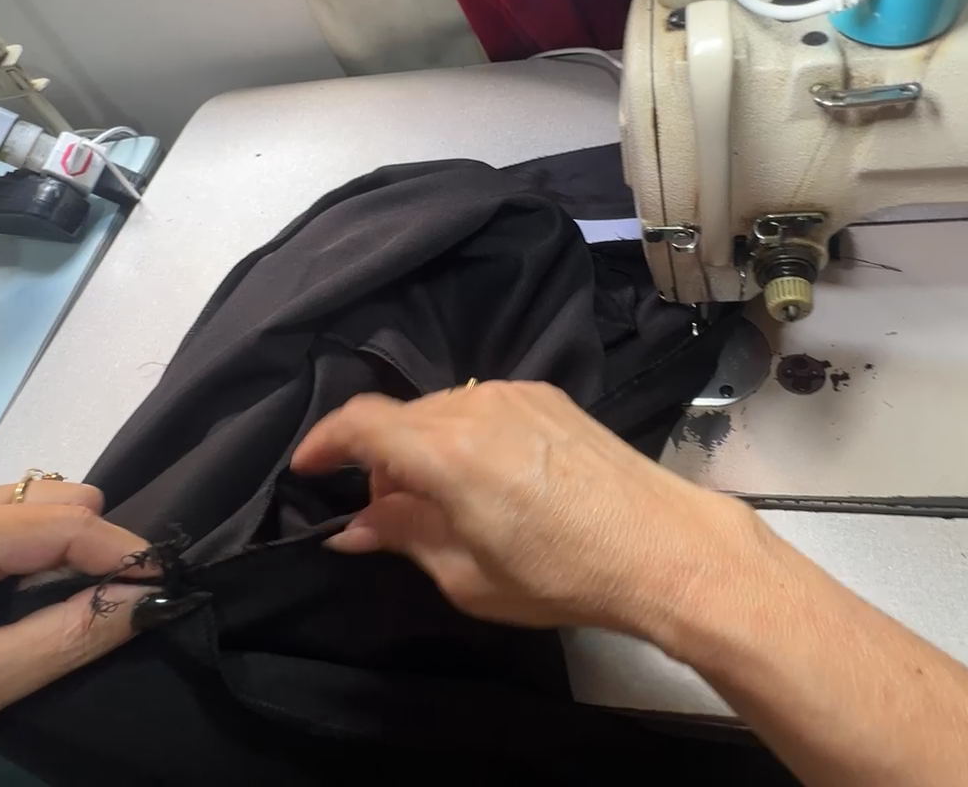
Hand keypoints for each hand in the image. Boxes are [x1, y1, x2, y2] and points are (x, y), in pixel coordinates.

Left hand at [0, 483, 151, 786]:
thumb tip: (154, 597)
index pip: (65, 523)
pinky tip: (31, 593)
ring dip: (73, 551)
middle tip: (101, 609)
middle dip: (96, 551)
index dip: (123, 552)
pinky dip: (47, 552)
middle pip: (62, 501)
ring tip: (62, 606)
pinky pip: (25, 518)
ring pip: (50, 504)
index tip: (168, 587)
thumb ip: (70, 634)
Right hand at [290, 381, 759, 636]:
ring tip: (440, 497)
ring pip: (441, 409)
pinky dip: (461, 433)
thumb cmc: (561, 574)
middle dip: (378, 459)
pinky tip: (485, 473)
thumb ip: (403, 535)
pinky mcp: (547, 394)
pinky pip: (481, 405)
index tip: (306, 467)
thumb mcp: (468, 575)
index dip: (325, 441)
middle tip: (385, 511)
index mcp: (447, 450)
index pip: (362, 422)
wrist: (661, 543)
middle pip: (402, 417)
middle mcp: (475, 403)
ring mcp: (515, 392)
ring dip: (422, 445)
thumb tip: (354, 526)